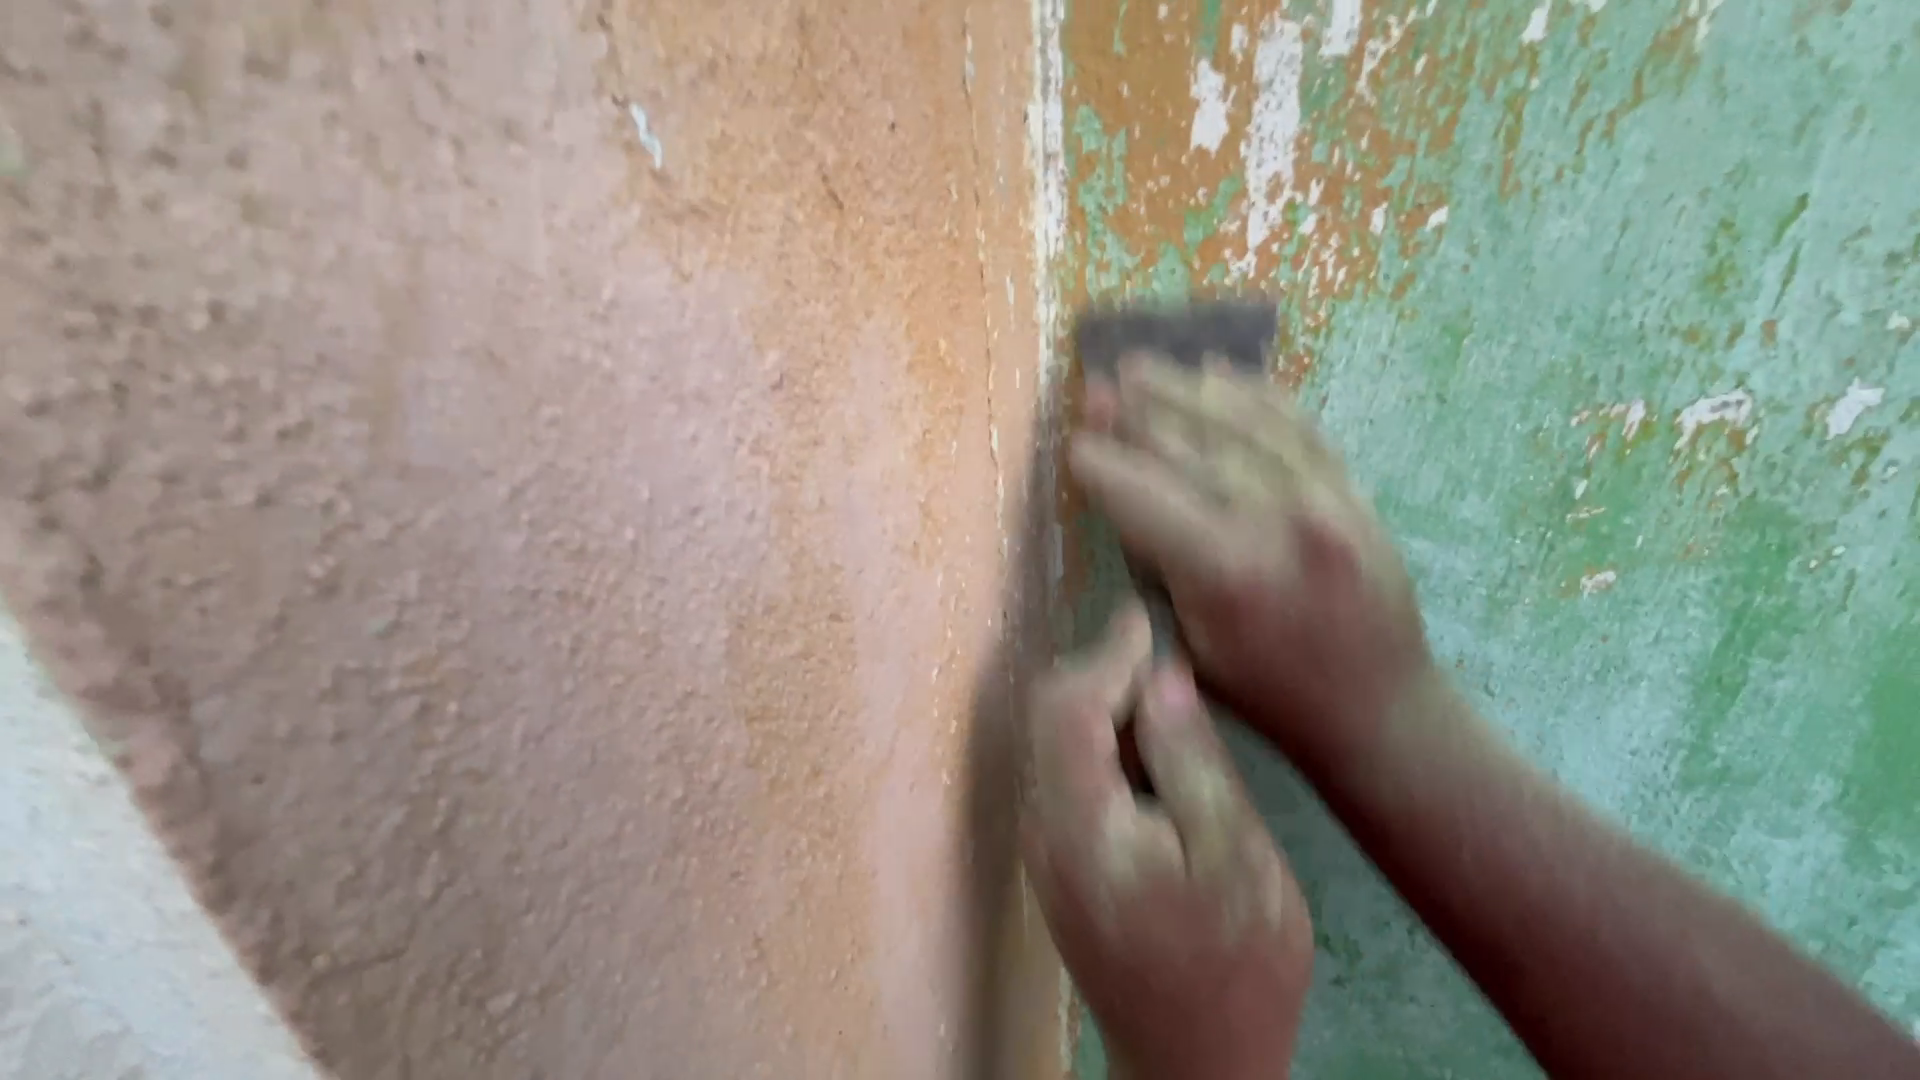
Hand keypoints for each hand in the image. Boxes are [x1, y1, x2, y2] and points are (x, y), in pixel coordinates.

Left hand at [1021, 602, 1312, 1079]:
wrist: (1198, 1062)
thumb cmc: (1236, 963)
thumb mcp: (1234, 854)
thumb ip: (1189, 756)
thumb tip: (1159, 675)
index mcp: (1078, 821)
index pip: (1068, 703)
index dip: (1107, 651)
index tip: (1146, 619)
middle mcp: (1042, 826)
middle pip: (1050, 716)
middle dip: (1101, 673)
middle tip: (1161, 657)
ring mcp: (1044, 846)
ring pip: (1055, 742)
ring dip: (1101, 704)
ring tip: (1161, 693)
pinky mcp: (1059, 860)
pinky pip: (1067, 773)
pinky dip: (1100, 741)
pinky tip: (1148, 747)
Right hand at [1071, 355, 1432, 778]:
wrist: (1378, 709)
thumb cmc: (1265, 693)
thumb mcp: (1188, 642)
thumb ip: (1155, 563)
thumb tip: (1119, 493)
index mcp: (1226, 571)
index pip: (1143, 496)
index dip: (1101, 466)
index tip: (1072, 442)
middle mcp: (1277, 520)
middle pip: (1189, 448)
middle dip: (1136, 414)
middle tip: (1099, 383)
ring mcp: (1324, 498)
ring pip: (1241, 424)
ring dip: (1185, 391)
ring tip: (1144, 366)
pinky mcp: (1354, 492)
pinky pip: (1298, 426)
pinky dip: (1255, 396)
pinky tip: (1220, 373)